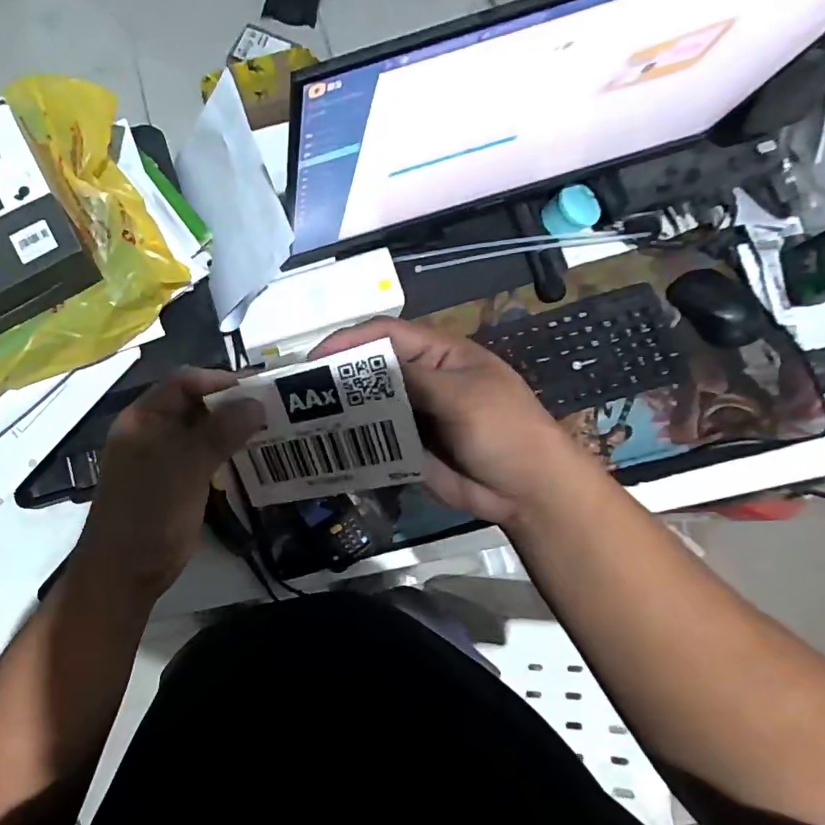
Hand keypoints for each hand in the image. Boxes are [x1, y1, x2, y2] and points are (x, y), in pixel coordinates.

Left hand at [68, 368, 265, 599]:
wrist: (126, 570)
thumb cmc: (151, 510)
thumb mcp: (187, 464)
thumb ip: (221, 430)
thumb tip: (256, 402)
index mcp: (142, 419)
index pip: (182, 382)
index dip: (218, 380)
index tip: (256, 389)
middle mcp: (149, 433)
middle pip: (193, 405)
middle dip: (229, 405)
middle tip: (269, 411)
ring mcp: (160, 460)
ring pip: (200, 433)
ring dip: (230, 430)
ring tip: (266, 432)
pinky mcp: (173, 484)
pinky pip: (201, 458)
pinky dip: (224, 453)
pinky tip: (248, 459)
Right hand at [310, 318, 592, 524]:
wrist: (528, 491)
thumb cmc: (505, 431)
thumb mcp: (464, 397)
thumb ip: (414, 380)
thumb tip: (364, 367)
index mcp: (438, 355)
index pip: (386, 334)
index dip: (349, 341)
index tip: (313, 359)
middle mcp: (421, 380)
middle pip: (370, 370)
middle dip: (337, 378)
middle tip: (297, 395)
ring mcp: (414, 416)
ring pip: (368, 407)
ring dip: (340, 413)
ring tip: (301, 423)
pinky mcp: (409, 449)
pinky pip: (375, 440)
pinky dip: (353, 443)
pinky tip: (327, 449)